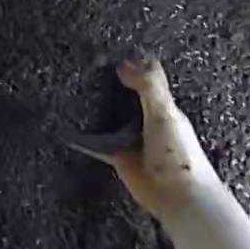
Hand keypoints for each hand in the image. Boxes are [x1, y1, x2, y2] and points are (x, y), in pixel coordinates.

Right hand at [83, 56, 224, 221]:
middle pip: (125, 93)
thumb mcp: (164, 112)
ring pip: (111, 115)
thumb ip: (148, 85)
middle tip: (85, 66)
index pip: (145, 74)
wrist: (180, 197)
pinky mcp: (119, 156)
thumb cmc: (180, 156)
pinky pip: (97, 143)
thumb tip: (124, 63)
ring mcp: (132, 137)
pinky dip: (84, 138)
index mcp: (161, 103)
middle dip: (109, 82)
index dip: (130, 61)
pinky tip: (69, 130)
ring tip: (74, 90)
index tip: (108, 51)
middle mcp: (146, 117)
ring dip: (97, 107)